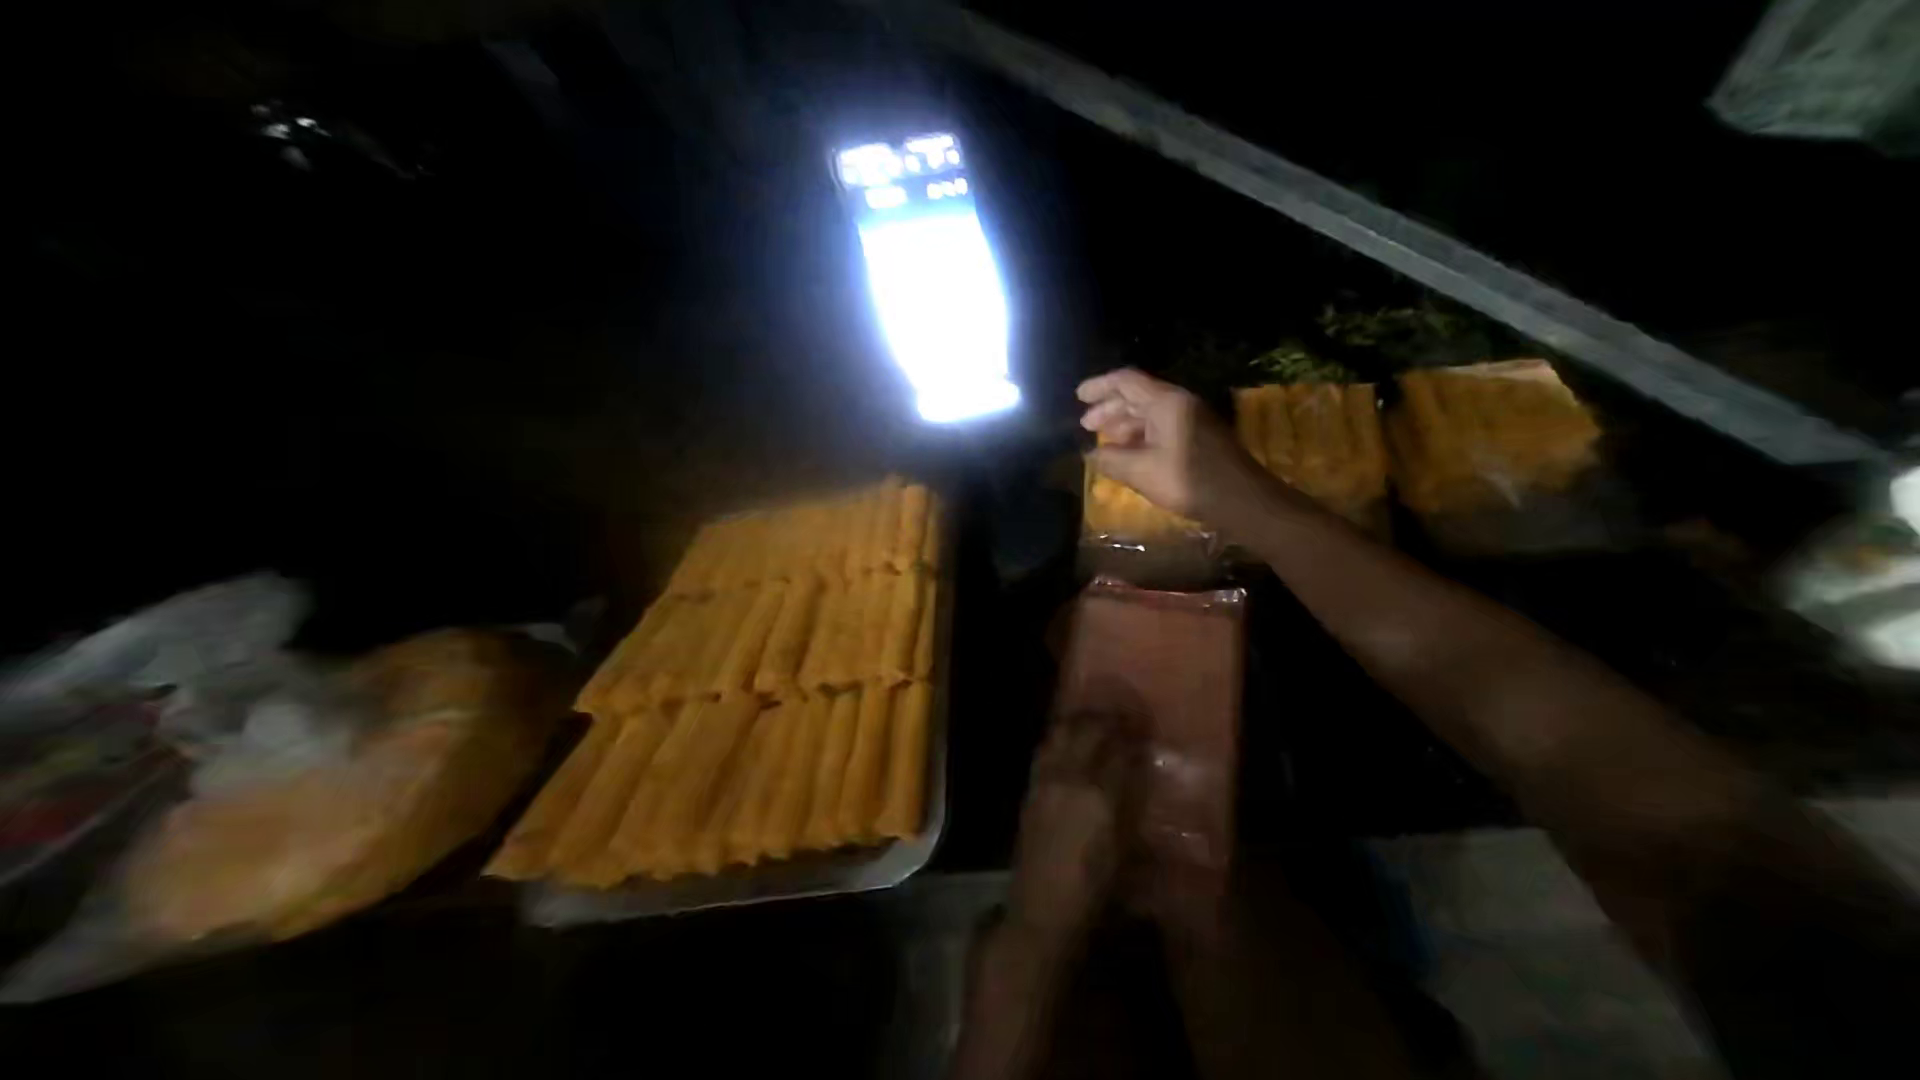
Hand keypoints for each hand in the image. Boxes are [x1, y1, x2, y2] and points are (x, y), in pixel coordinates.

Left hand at [1006, 713, 1131, 943]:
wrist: (1042, 911)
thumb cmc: (1094, 893)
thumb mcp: (1127, 855)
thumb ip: (1133, 811)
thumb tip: (1138, 778)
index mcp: (1101, 797)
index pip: (1121, 751)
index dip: (1135, 734)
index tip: (1145, 724)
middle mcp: (1071, 779)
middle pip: (1089, 731)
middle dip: (1108, 717)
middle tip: (1124, 712)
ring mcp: (1046, 781)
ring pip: (1062, 733)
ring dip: (1080, 720)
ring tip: (1095, 716)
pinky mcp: (1030, 789)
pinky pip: (1045, 750)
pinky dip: (1059, 736)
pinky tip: (1067, 737)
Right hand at [1076, 368, 1268, 523]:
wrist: (1241, 500)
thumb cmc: (1187, 480)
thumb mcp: (1140, 471)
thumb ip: (1111, 459)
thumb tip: (1091, 453)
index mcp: (1165, 402)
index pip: (1126, 381)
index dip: (1099, 386)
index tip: (1078, 397)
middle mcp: (1179, 403)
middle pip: (1137, 395)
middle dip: (1109, 408)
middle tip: (1085, 425)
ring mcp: (1191, 420)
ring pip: (1149, 413)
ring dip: (1123, 424)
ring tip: (1103, 441)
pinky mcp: (1198, 438)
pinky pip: (1161, 427)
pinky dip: (1139, 435)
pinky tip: (1128, 454)